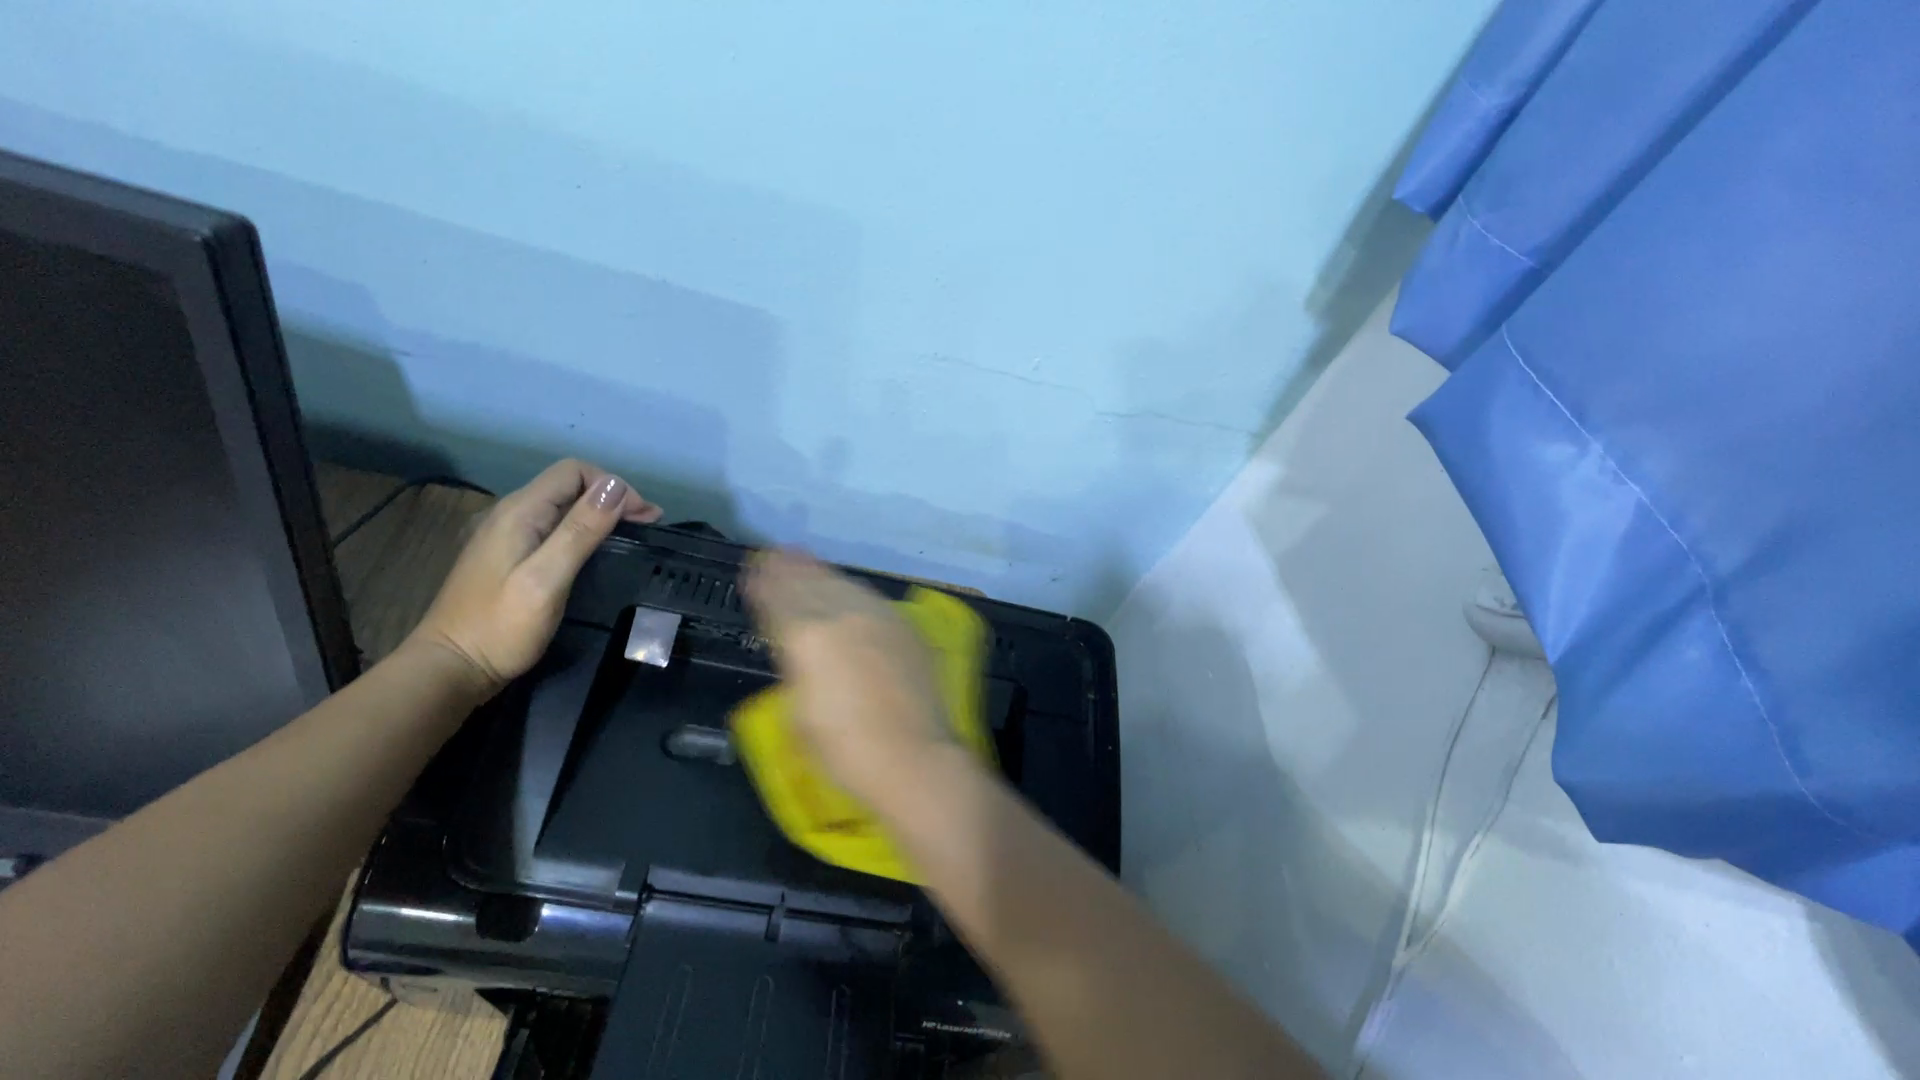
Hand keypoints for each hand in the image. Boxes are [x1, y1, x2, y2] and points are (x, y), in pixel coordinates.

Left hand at [409, 459, 660, 695]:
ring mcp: (507, 535)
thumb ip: (580, 530)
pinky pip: (552, 528)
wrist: (452, 667)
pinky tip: (597, 551)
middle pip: (569, 485)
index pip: (574, 471)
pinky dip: (582, 530)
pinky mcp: (509, 557)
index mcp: (519, 512)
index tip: (644, 519)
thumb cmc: (501, 626)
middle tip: (648, 527)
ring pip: (562, 506)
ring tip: (632, 537)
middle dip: (612, 498)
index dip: (614, 487)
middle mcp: (511, 514)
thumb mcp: (547, 579)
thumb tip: (615, 487)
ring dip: (599, 514)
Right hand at [743, 550, 964, 810]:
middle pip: (809, 583)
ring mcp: (877, 617)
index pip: (778, 599)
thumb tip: (791, 647)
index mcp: (806, 637)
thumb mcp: (799, 713)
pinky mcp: (904, 626)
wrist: (914, 758)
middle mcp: (840, 616)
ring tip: (803, 560)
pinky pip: (870, 597)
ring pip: (841, 584)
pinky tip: (846, 589)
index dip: (763, 583)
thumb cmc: (845, 751)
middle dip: (788, 570)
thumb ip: (793, 669)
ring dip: (819, 573)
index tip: (753, 568)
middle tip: (774, 555)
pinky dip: (850, 589)